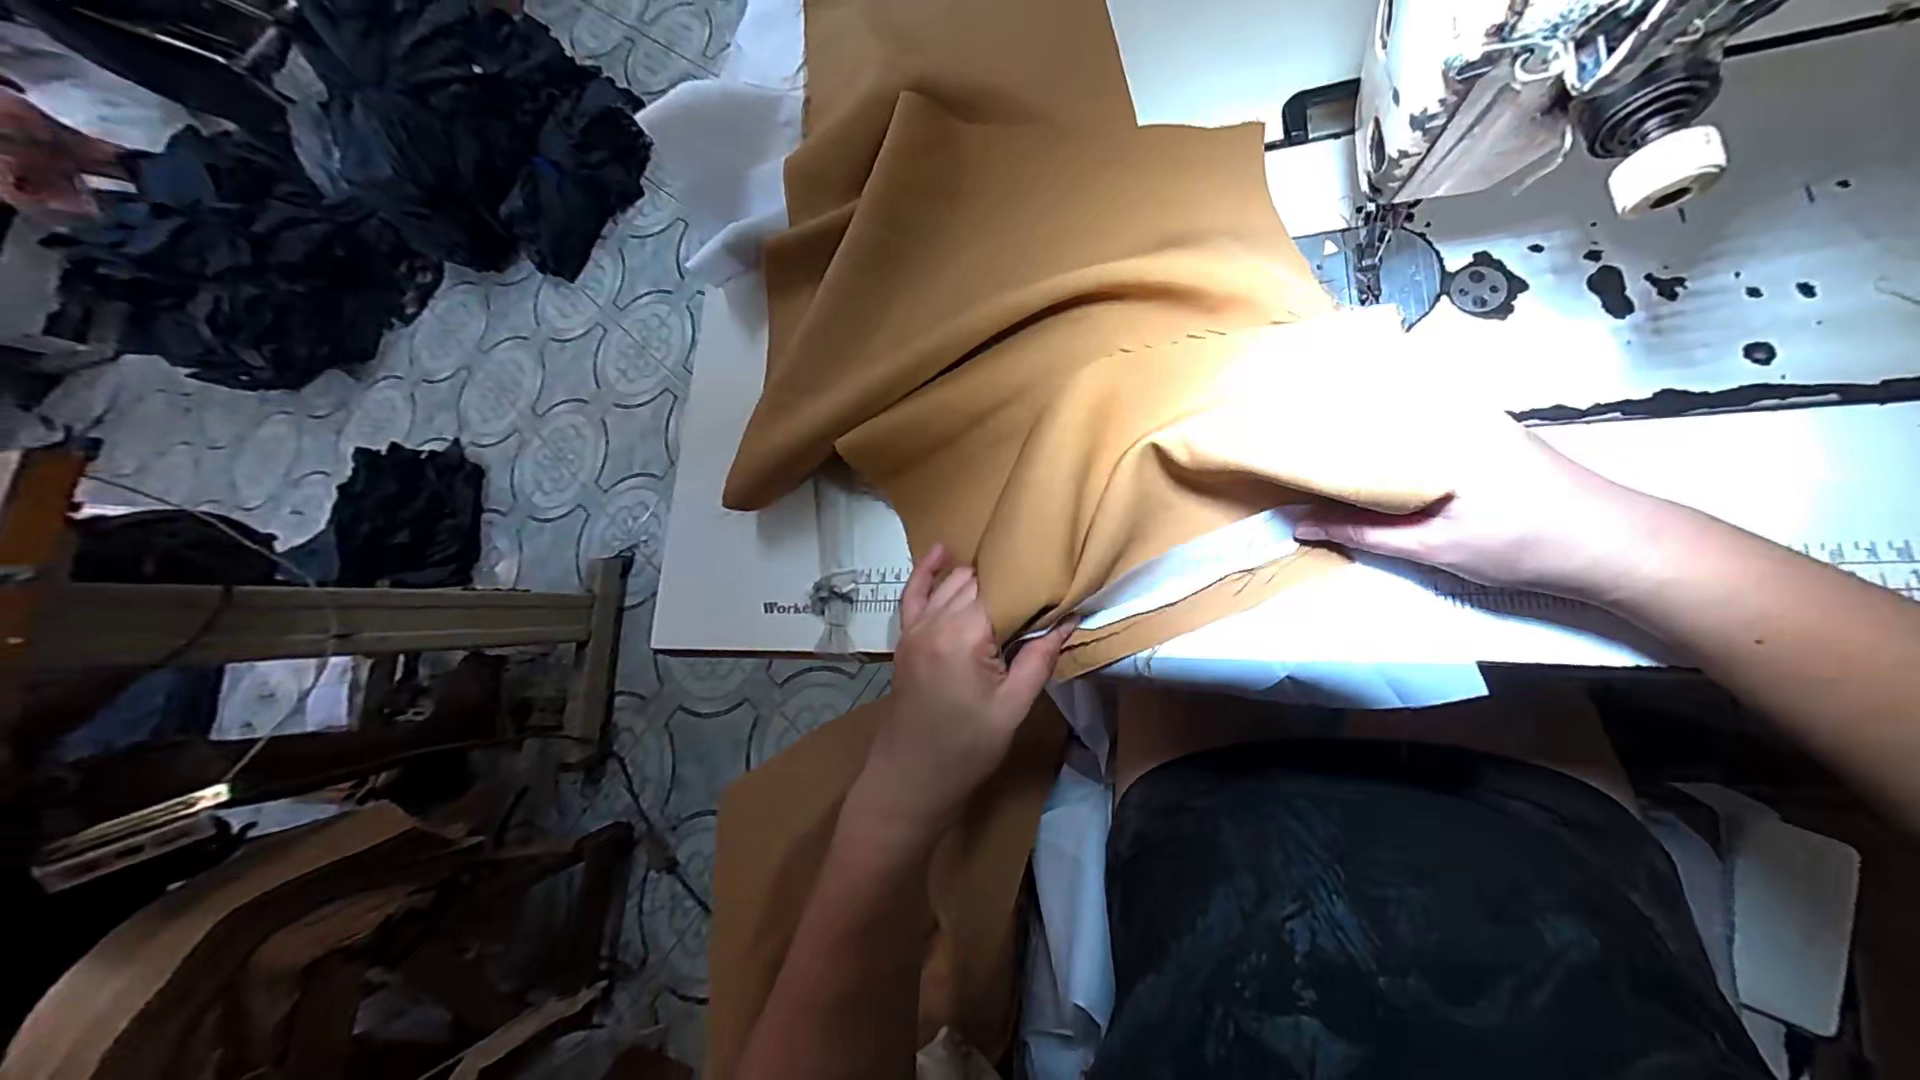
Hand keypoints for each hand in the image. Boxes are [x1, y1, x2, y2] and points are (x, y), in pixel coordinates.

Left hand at [851, 544, 1073, 834]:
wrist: (910, 781)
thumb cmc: (966, 750)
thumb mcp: (1013, 707)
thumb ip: (1040, 658)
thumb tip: (1070, 619)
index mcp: (964, 637)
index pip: (1004, 591)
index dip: (1033, 586)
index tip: (1060, 584)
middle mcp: (935, 622)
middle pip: (978, 582)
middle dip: (1010, 580)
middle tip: (1044, 582)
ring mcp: (915, 628)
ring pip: (952, 584)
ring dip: (980, 578)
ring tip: (1015, 573)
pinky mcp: (905, 638)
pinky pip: (914, 594)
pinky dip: (927, 572)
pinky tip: (943, 551)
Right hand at [1290, 418, 1677, 604]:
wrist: (1619, 546)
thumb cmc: (1522, 543)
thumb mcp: (1430, 547)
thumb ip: (1360, 532)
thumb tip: (1298, 523)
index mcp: (1437, 429)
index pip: (1357, 409)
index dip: (1311, 416)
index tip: (1270, 424)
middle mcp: (1452, 411)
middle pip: (1372, 405)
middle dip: (1327, 418)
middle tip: (1280, 430)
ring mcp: (1471, 419)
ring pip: (1394, 416)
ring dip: (1356, 429)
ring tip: (1309, 441)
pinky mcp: (1481, 433)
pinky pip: (1417, 427)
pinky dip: (1384, 439)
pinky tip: (1362, 455)